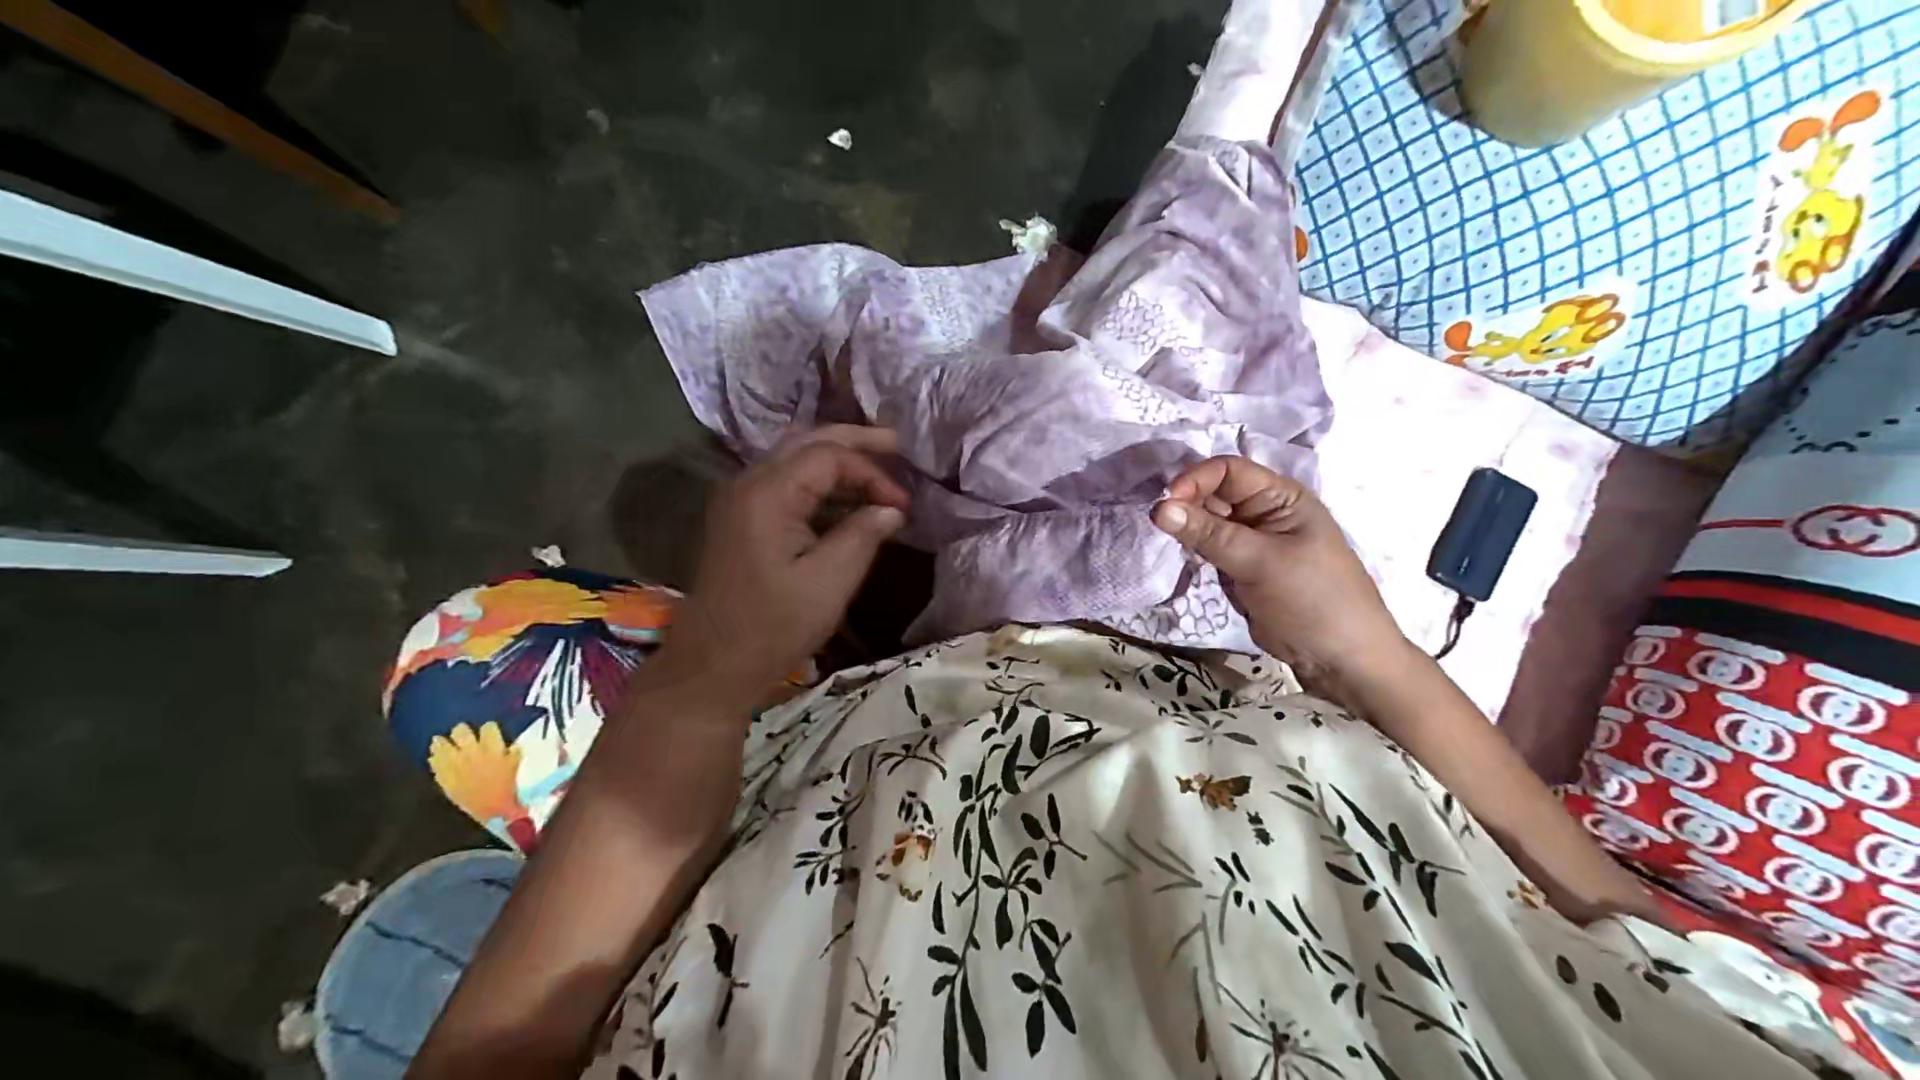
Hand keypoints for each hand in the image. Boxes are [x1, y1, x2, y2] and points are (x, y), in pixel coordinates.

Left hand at [650, 426, 910, 700]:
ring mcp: (739, 498)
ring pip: (794, 456)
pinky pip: (784, 481)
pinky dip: (818, 481)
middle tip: (897, 444)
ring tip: (877, 466)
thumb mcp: (829, 583)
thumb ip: (863, 536)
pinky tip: (844, 496)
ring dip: (836, 458)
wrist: (711, 664)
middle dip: (855, 441)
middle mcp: (748, 482)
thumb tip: (892, 509)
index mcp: (767, 494)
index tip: (902, 505)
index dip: (872, 472)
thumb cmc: (772, 627)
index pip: (829, 456)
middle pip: (807, 440)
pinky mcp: (741, 517)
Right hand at [1151, 456, 1413, 696]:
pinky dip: (1192, 549)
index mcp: (1282, 498)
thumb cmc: (1312, 600)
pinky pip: (1208, 547)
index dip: (1194, 480)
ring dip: (1186, 528)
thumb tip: (1158, 508)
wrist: (1339, 659)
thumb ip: (1208, 534)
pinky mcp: (1240, 567)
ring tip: (1165, 541)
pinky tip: (1179, 556)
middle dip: (1185, 504)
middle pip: (1213, 493)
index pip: (1228, 471)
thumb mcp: (1260, 562)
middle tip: (1157, 525)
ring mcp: (1252, 541)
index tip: (1165, 503)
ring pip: (1207, 522)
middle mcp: (1265, 512)